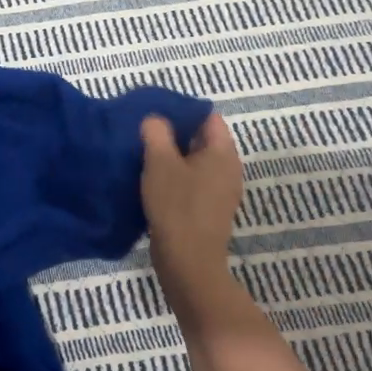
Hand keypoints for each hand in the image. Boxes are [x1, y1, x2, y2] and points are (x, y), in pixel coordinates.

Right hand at [140, 113, 242, 296]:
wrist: (188, 261)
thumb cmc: (177, 205)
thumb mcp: (160, 161)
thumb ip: (157, 131)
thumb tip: (155, 120)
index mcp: (223, 153)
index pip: (208, 117)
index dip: (183, 109)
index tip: (155, 110)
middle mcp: (228, 169)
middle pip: (202, 138)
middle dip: (174, 131)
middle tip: (144, 129)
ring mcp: (220, 191)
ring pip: (195, 160)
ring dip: (172, 154)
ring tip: (144, 151)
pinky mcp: (208, 208)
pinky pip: (192, 180)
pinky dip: (175, 174)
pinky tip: (152, 178)